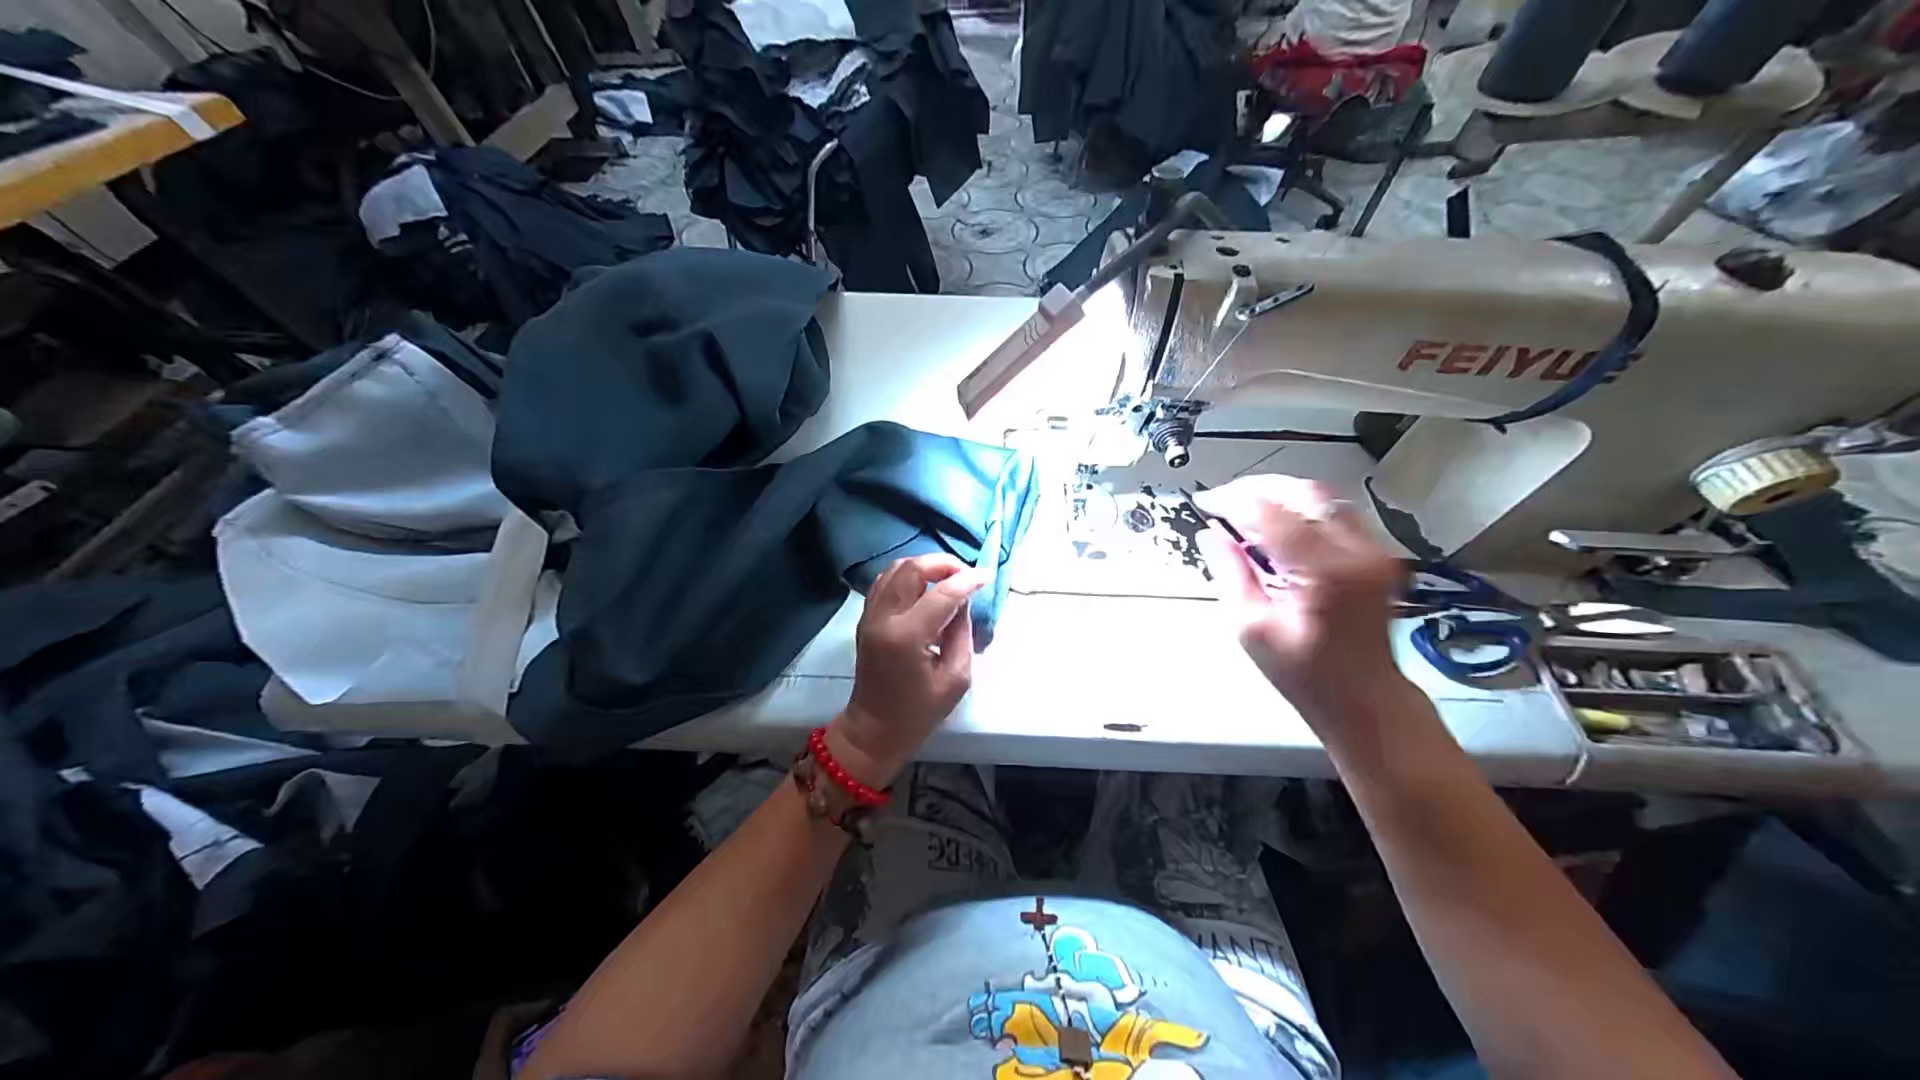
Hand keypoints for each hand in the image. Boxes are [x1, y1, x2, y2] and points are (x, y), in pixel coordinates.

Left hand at [831, 554, 987, 787]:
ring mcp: (870, 615)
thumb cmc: (918, 712)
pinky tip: (925, 588)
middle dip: (944, 564)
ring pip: (896, 569)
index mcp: (907, 636)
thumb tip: (963, 601)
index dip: (968, 580)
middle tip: (966, 575)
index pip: (942, 593)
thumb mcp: (956, 678)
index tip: (987, 577)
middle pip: (913, 568)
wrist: (873, 729)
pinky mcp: (866, 617)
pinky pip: (886, 581)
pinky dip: (908, 576)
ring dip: (925, 567)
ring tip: (948, 579)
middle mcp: (884, 617)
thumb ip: (962, 633)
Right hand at [1194, 476, 1409, 719]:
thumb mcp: (1252, 628)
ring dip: (1278, 495)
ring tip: (1245, 509)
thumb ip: (1230, 573)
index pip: (1271, 512)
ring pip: (1321, 496)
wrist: (1364, 697)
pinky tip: (1276, 524)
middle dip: (1256, 489)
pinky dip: (1299, 509)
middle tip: (1223, 500)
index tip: (1208, 503)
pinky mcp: (1376, 555)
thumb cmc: (1311, 675)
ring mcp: (1372, 553)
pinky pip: (1334, 512)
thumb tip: (1212, 536)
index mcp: (1325, 572)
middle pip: (1301, 491)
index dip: (1232, 501)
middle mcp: (1357, 554)